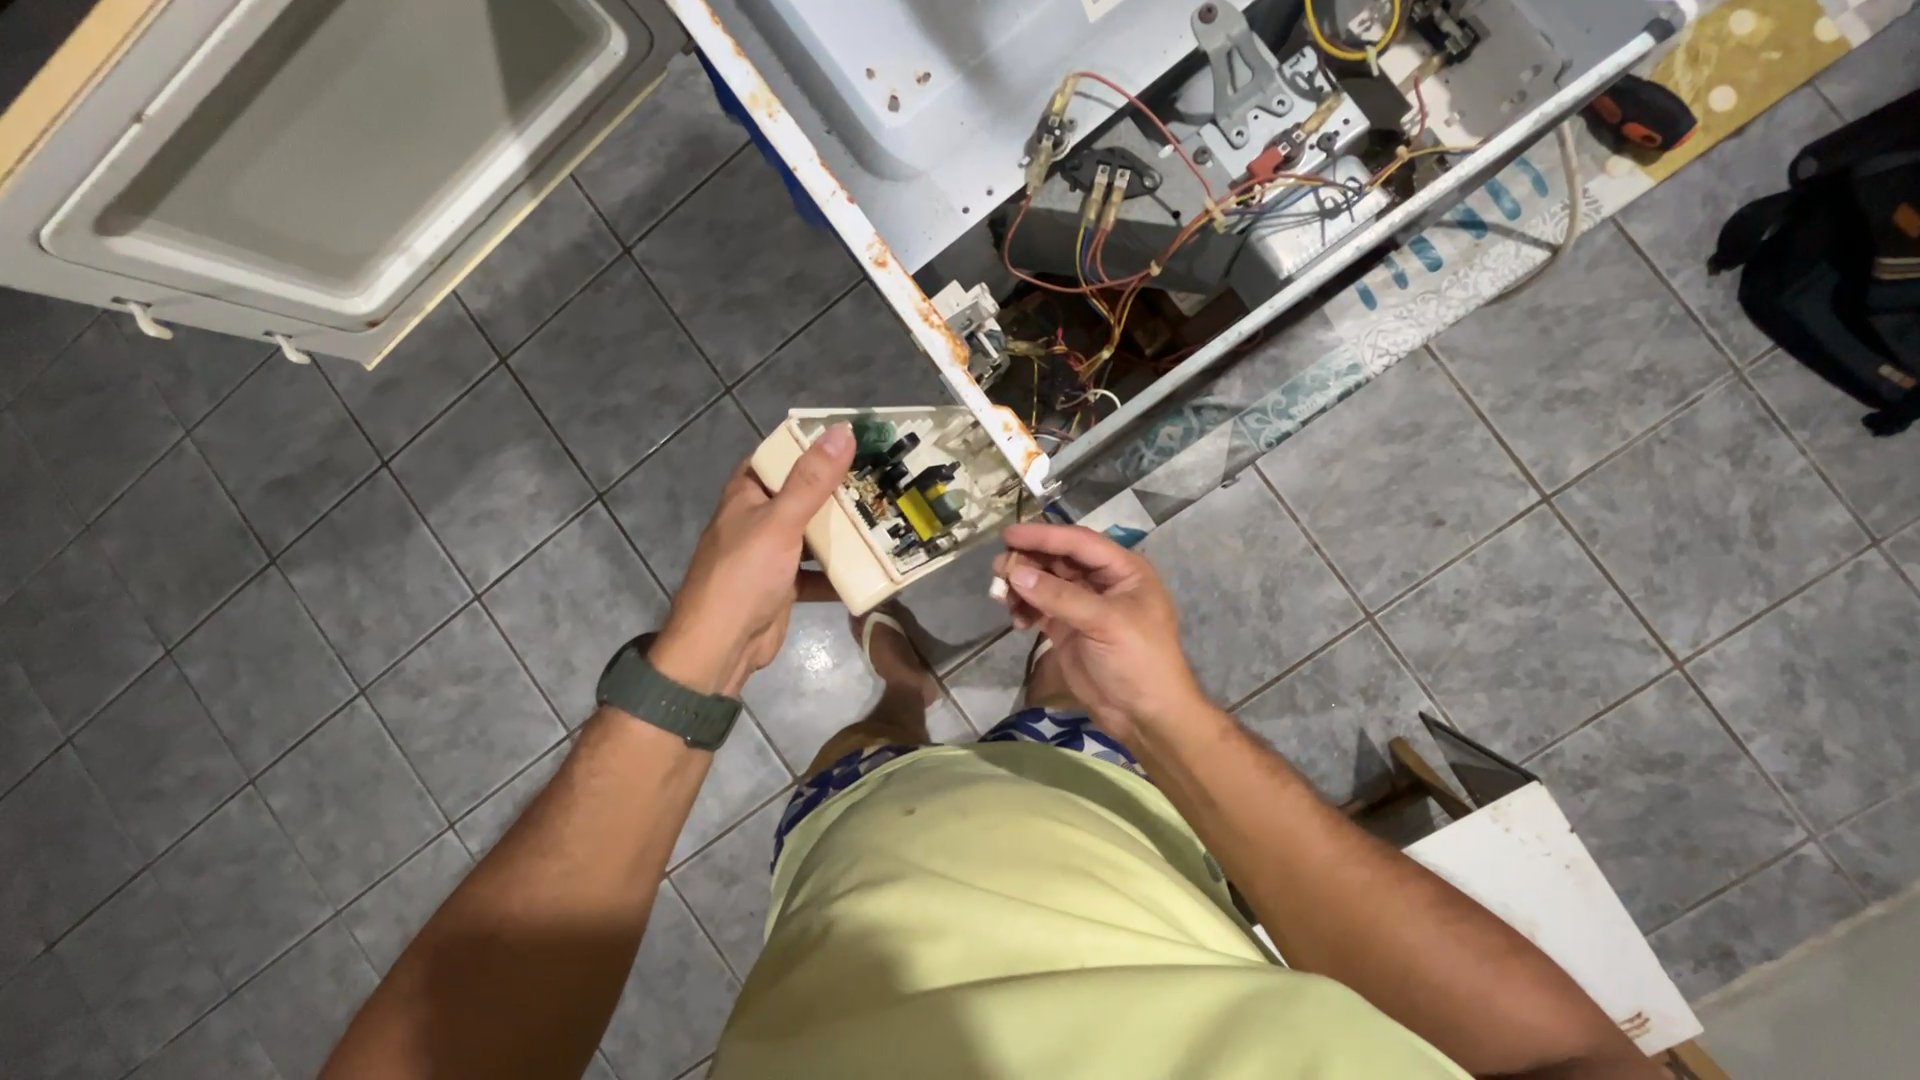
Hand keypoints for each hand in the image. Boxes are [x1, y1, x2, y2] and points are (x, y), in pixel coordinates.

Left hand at [648, 424, 854, 698]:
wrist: (721, 646)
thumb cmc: (744, 575)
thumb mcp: (780, 522)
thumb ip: (812, 480)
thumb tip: (842, 431)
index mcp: (747, 494)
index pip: (779, 456)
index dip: (811, 445)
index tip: (854, 439)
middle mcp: (757, 519)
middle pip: (802, 495)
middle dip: (837, 490)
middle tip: (881, 478)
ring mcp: (770, 554)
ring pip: (812, 535)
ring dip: (842, 532)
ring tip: (883, 518)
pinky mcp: (783, 586)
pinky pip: (816, 573)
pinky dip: (838, 574)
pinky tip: (870, 570)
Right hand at [993, 523, 1208, 741]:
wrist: (1145, 715)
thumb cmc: (1139, 660)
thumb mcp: (1105, 623)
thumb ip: (1060, 597)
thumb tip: (1016, 573)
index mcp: (1123, 570)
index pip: (1079, 542)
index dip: (1045, 536)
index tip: (1009, 534)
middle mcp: (1102, 582)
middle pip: (1058, 559)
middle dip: (1029, 561)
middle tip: (999, 568)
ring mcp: (1083, 606)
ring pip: (1045, 583)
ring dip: (1023, 586)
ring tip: (1002, 596)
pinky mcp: (1068, 629)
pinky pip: (1039, 608)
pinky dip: (1025, 609)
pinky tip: (1017, 621)